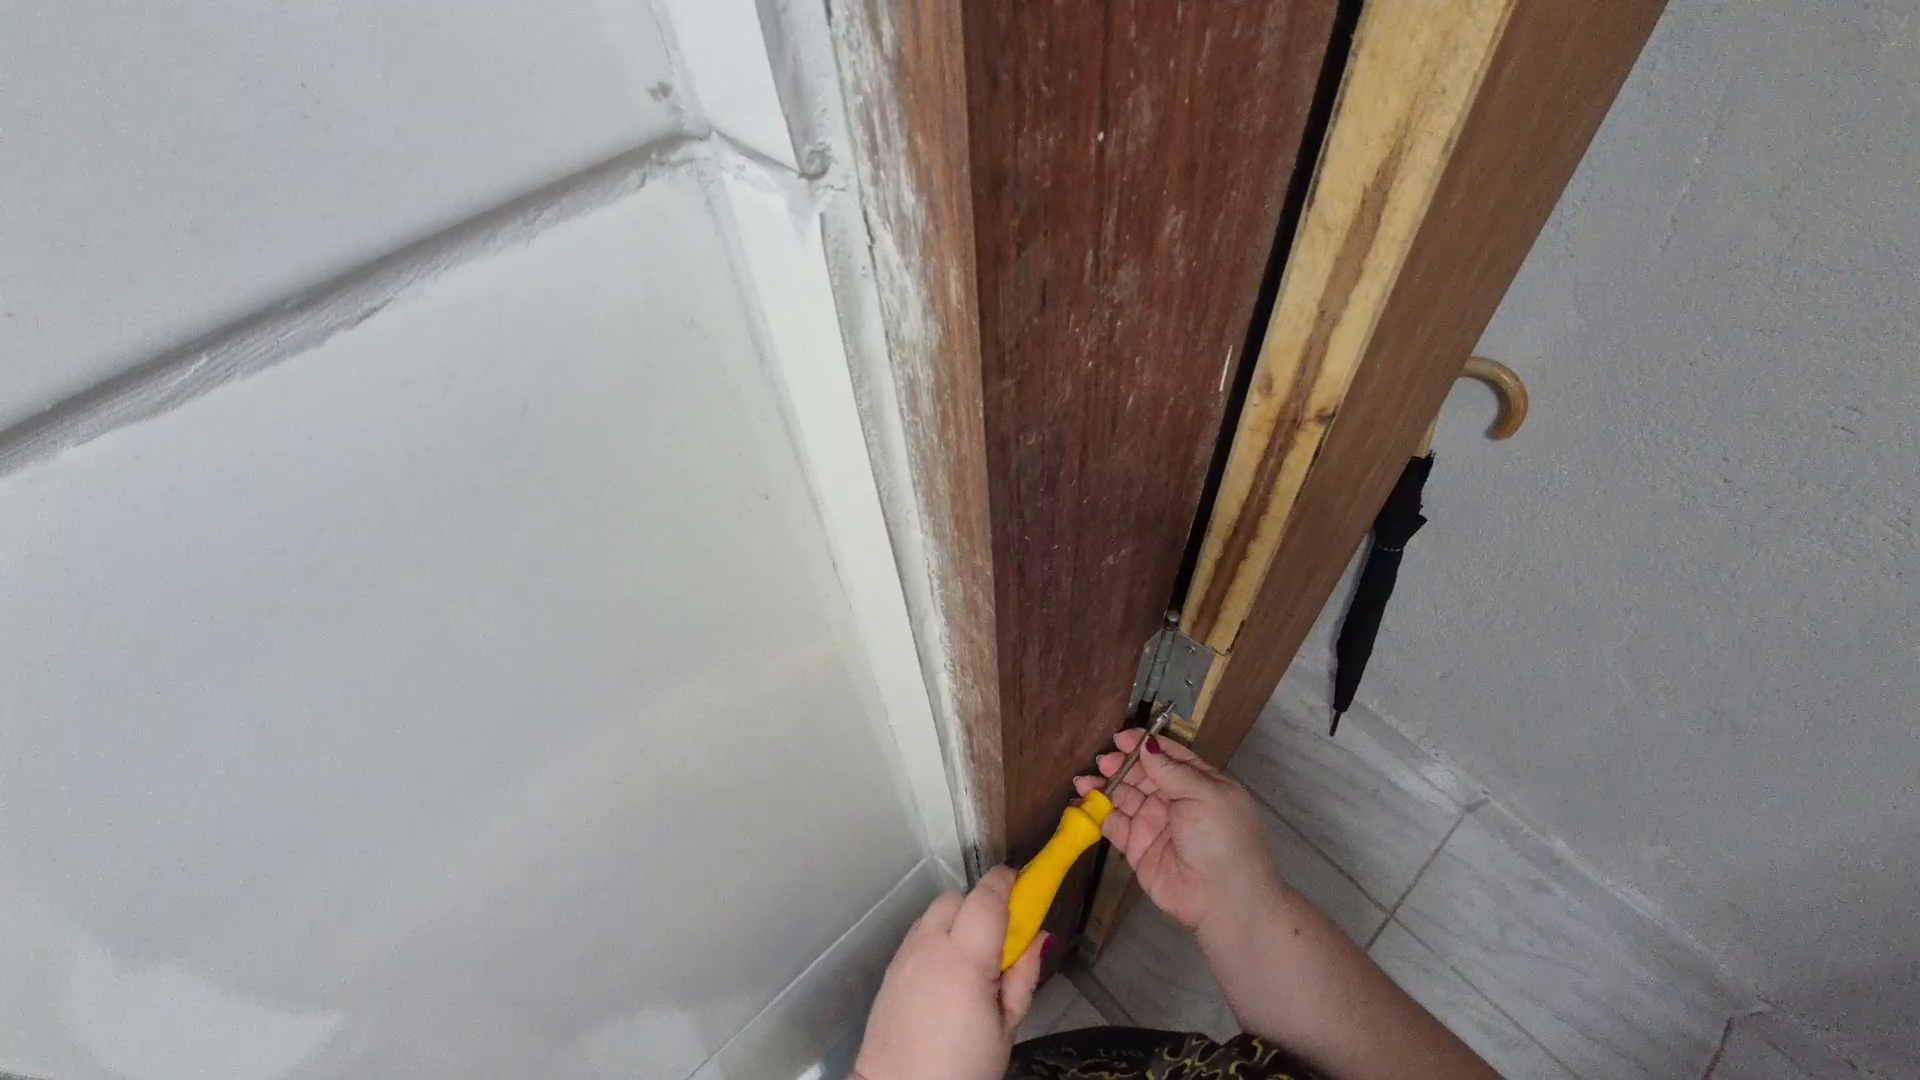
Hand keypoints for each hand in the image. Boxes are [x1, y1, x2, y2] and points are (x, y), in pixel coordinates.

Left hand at [853, 866, 1047, 1079]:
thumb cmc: (962, 1071)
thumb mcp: (1006, 1030)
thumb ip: (1024, 977)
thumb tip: (1040, 936)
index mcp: (964, 960)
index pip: (987, 898)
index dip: (1006, 882)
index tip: (1023, 883)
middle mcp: (930, 946)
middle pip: (958, 897)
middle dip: (981, 906)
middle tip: (1000, 938)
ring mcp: (906, 954)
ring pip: (935, 912)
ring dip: (957, 920)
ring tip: (971, 959)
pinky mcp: (891, 968)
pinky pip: (919, 933)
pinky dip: (936, 937)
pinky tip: (945, 972)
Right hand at [1074, 729, 1288, 940]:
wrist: (1223, 900)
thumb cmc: (1221, 838)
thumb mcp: (1204, 795)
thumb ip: (1170, 770)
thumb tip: (1146, 744)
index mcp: (1198, 783)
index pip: (1167, 756)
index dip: (1143, 745)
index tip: (1121, 739)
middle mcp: (1174, 800)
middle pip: (1141, 774)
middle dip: (1120, 765)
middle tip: (1103, 763)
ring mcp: (1154, 823)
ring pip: (1123, 796)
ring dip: (1103, 787)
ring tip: (1084, 782)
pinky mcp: (1136, 847)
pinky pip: (1113, 824)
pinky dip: (1096, 813)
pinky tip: (1082, 803)